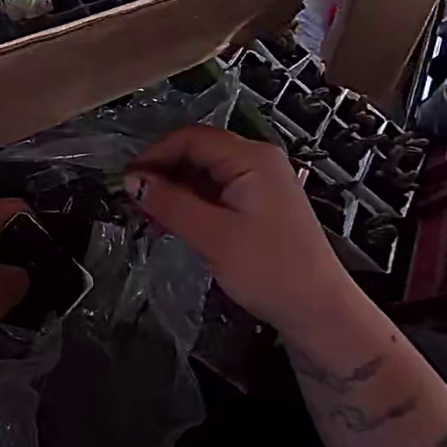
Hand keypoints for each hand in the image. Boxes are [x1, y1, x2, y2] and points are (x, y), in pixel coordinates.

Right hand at [126, 125, 360, 336]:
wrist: (318, 308)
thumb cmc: (269, 269)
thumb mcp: (213, 236)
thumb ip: (171, 203)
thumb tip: (132, 180)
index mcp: (252, 158)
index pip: (193, 138)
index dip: (156, 154)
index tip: (127, 180)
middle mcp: (259, 161)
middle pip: (200, 153)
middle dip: (164, 173)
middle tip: (133, 202)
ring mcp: (262, 182)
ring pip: (207, 175)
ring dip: (177, 192)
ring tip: (148, 218)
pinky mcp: (261, 204)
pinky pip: (219, 193)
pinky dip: (194, 205)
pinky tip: (173, 225)